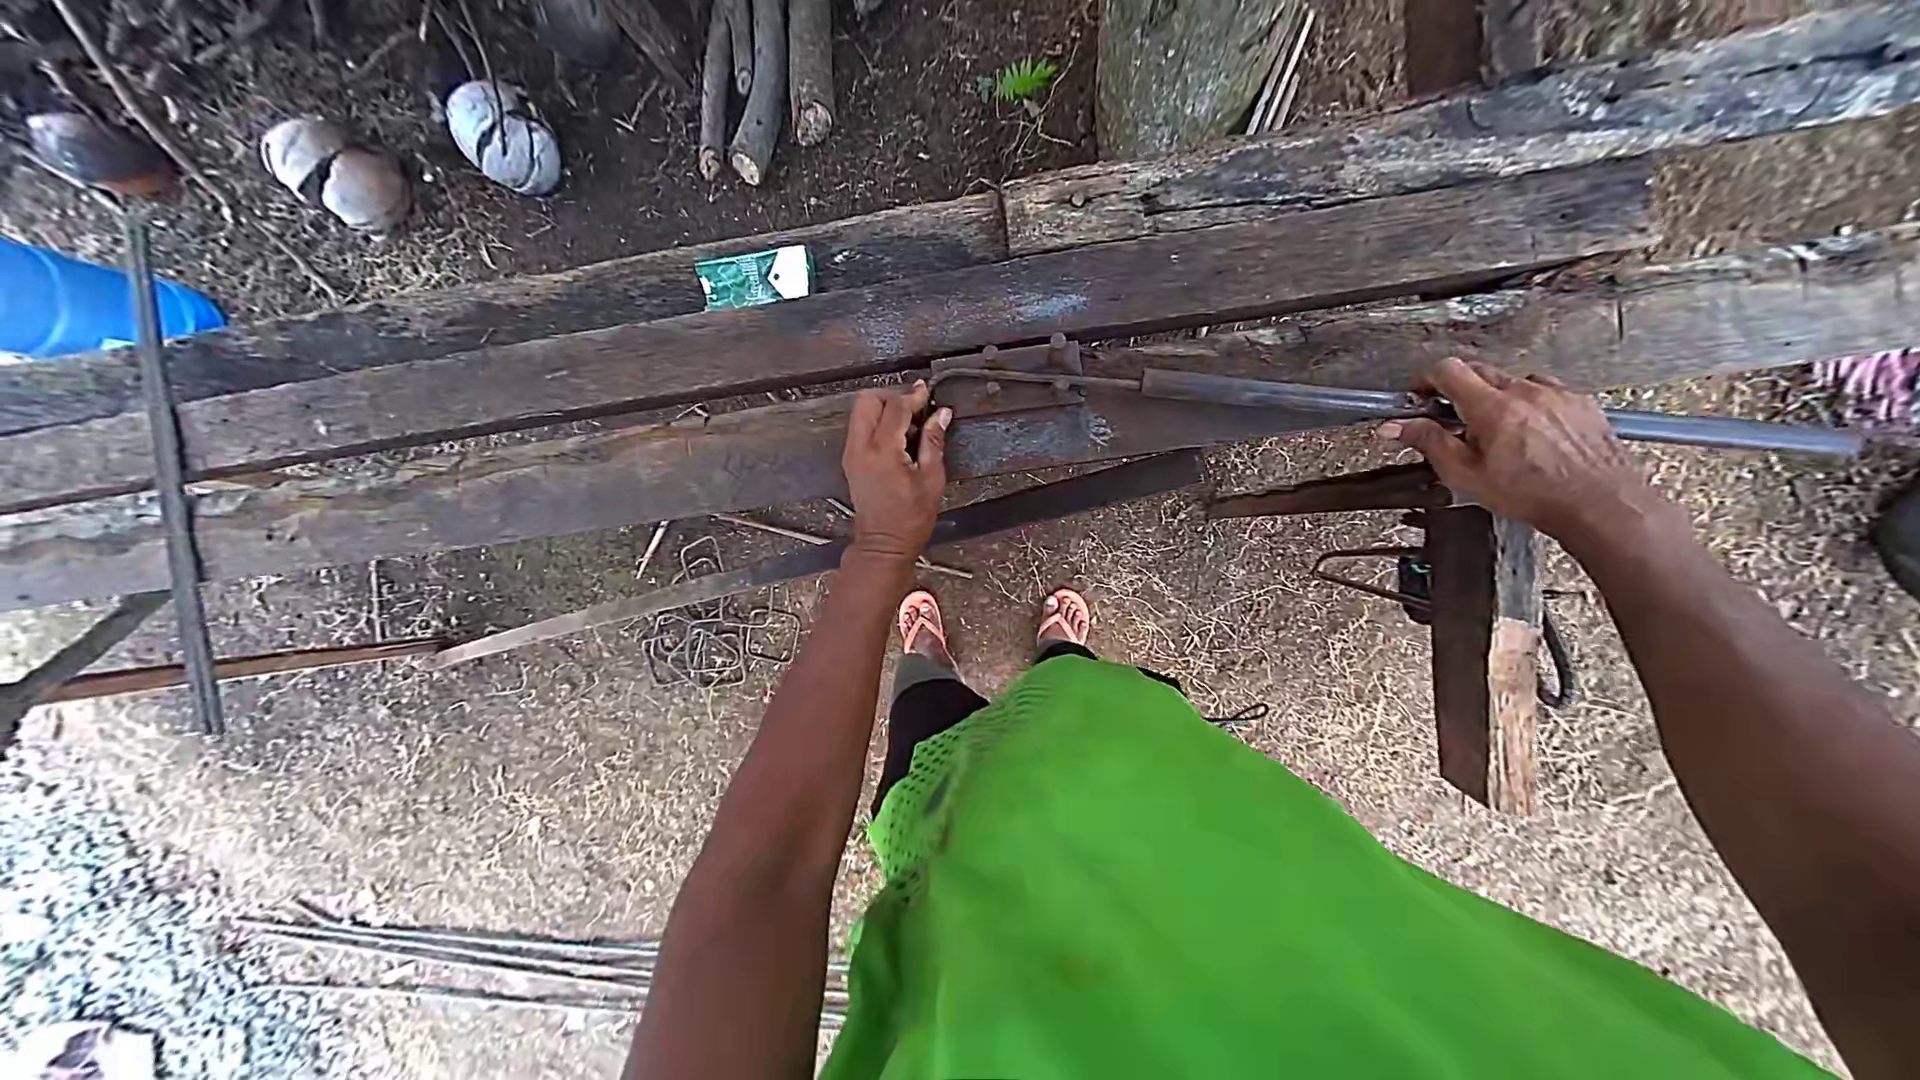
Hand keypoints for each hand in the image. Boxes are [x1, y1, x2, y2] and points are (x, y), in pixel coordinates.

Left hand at [842, 381, 950, 561]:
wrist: (884, 544)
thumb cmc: (910, 518)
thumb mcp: (932, 479)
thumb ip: (933, 441)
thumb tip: (940, 414)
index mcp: (883, 452)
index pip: (894, 407)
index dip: (913, 396)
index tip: (928, 394)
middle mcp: (861, 448)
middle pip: (867, 400)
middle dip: (892, 397)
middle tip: (915, 407)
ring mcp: (851, 454)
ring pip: (860, 411)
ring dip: (883, 409)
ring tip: (908, 422)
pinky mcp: (850, 460)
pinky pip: (860, 428)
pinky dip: (877, 423)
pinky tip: (898, 436)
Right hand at [1381, 358, 1669, 543]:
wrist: (1598, 503)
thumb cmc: (1534, 493)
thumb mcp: (1464, 473)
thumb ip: (1428, 441)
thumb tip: (1396, 426)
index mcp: (1493, 408)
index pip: (1449, 370)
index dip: (1427, 380)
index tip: (1420, 395)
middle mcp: (1527, 392)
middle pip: (1478, 371)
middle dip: (1456, 390)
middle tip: (1447, 417)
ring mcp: (1557, 394)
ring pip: (1510, 381)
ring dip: (1492, 397)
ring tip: (1490, 429)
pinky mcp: (1579, 402)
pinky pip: (1542, 390)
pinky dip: (1524, 403)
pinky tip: (1524, 432)